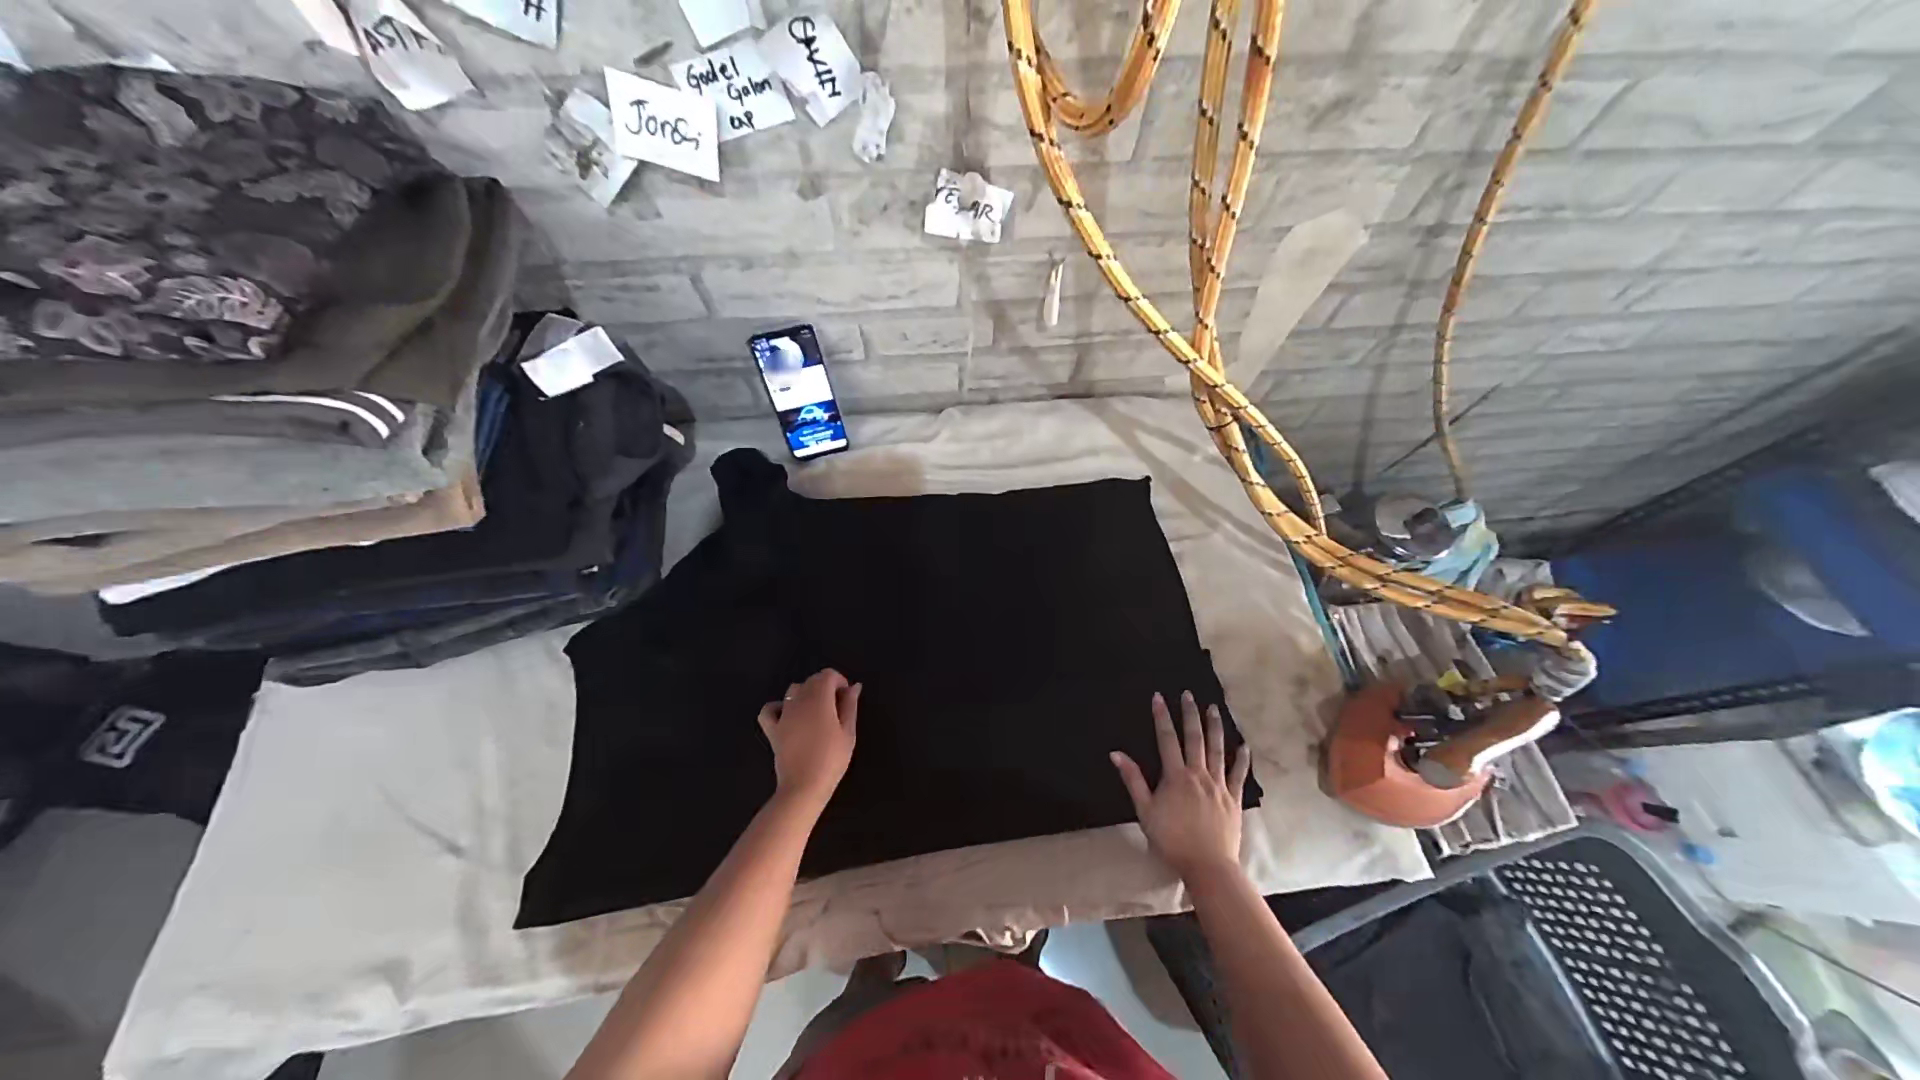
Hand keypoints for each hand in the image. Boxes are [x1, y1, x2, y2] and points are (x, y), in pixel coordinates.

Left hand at [757, 669, 859, 809]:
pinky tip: (788, 717)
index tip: (847, 698)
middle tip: (837, 709)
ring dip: (806, 694)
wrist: (804, 786)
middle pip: (811, 680)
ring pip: (793, 690)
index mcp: (819, 699)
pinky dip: (778, 707)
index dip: (839, 682)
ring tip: (817, 714)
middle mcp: (798, 700)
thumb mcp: (848, 732)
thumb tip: (854, 686)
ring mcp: (783, 714)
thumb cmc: (832, 759)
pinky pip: (769, 709)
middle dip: (825, 687)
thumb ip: (850, 706)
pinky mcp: (772, 729)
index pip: (828, 675)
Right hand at [1111, 691, 1250, 880]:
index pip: (1167, 739)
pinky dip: (1242, 758)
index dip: (1162, 717)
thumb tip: (1116, 754)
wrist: (1208, 865)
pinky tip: (1244, 745)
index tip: (1159, 697)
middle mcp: (1199, 774)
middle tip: (1188, 694)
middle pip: (1194, 738)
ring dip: (1214, 727)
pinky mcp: (1234, 798)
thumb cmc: (1171, 839)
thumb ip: (1133, 780)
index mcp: (1176, 776)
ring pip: (1217, 749)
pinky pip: (1239, 774)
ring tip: (1214, 708)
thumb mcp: (1145, 811)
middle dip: (1190, 714)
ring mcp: (1219, 785)